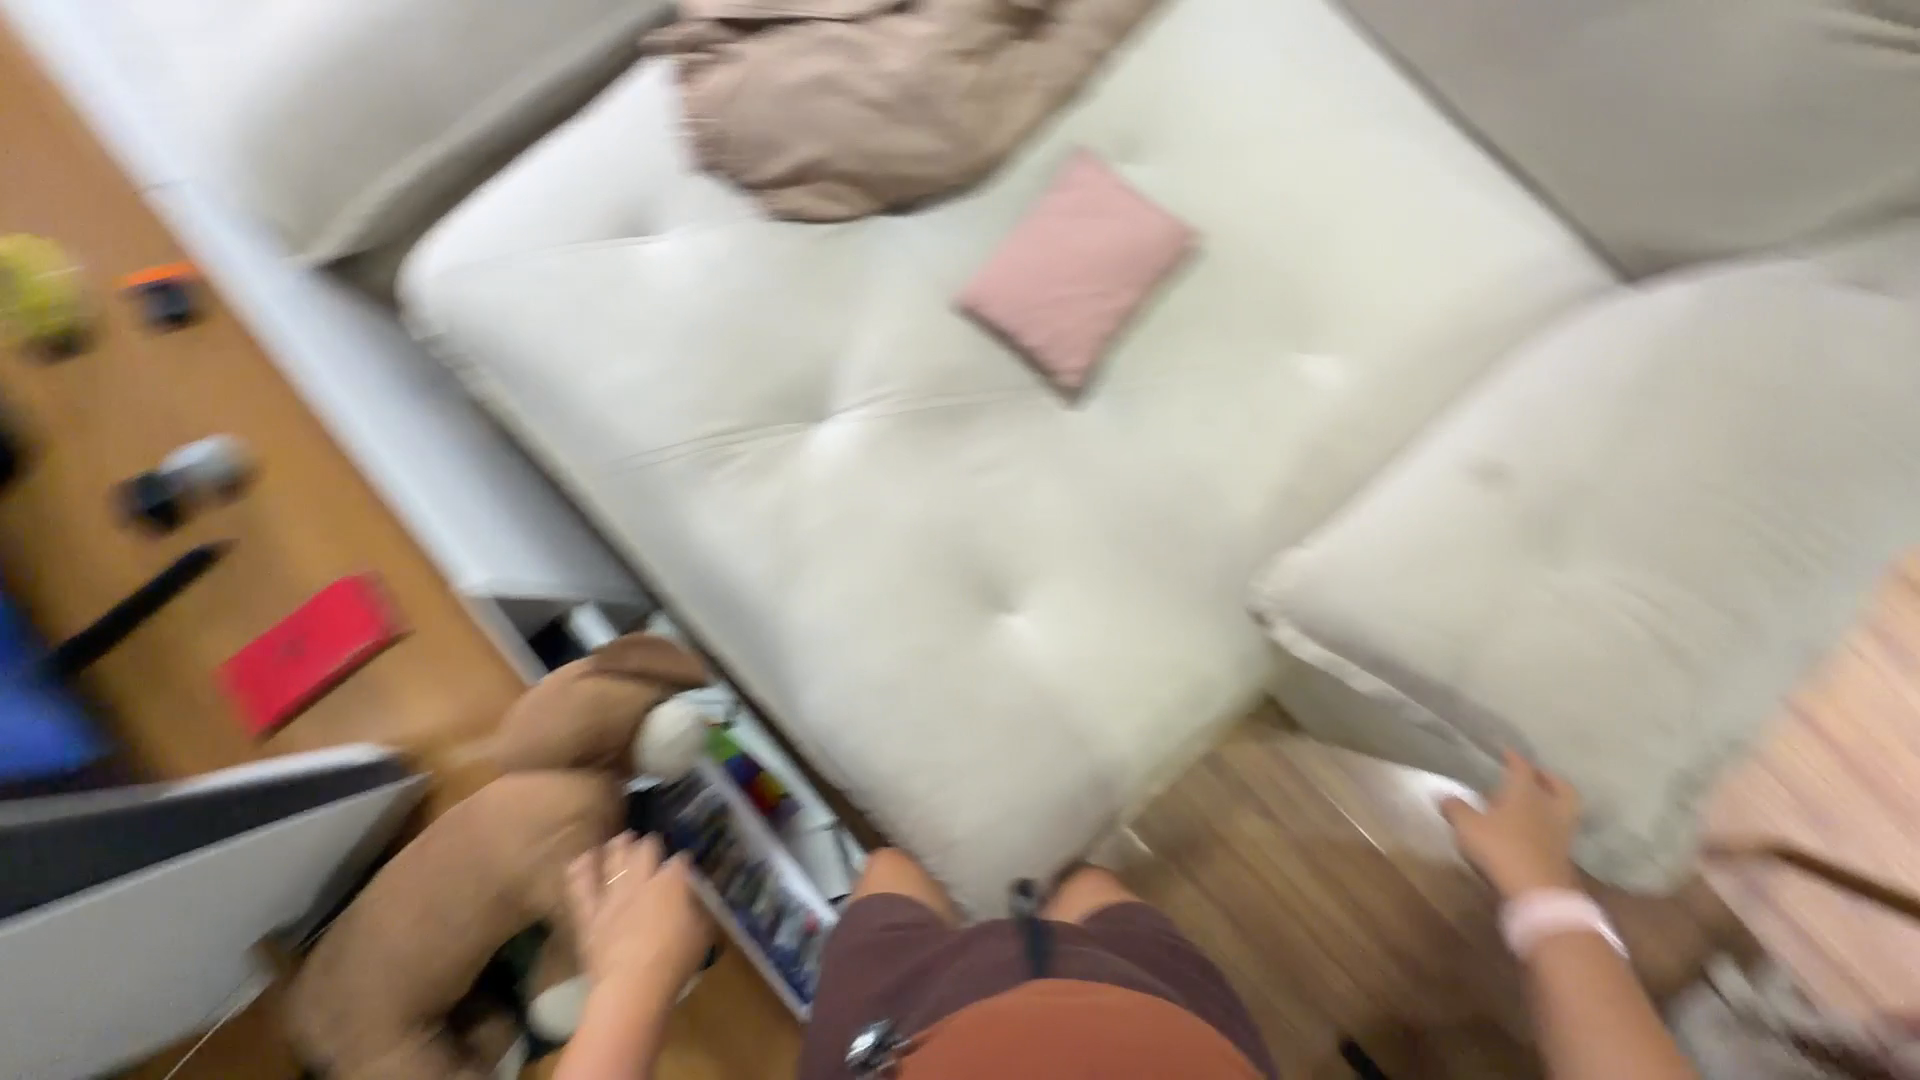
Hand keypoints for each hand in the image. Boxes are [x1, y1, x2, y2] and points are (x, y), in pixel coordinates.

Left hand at [566, 832, 712, 991]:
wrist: (632, 986)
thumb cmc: (675, 961)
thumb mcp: (703, 932)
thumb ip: (701, 908)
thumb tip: (699, 897)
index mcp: (673, 881)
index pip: (681, 860)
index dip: (683, 860)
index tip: (686, 863)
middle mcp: (643, 880)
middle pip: (646, 849)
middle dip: (649, 843)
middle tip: (651, 843)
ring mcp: (613, 895)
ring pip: (615, 859)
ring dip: (619, 847)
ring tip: (621, 840)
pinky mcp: (590, 914)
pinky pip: (582, 887)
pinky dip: (582, 870)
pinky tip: (582, 858)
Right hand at [1441, 751, 1581, 899]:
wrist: (1538, 890)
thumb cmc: (1500, 847)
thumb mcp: (1467, 825)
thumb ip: (1456, 807)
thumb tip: (1444, 795)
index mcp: (1525, 792)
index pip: (1522, 768)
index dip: (1514, 758)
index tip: (1507, 751)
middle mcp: (1548, 806)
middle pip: (1559, 786)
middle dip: (1548, 778)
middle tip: (1535, 775)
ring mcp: (1561, 831)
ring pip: (1563, 807)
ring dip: (1552, 801)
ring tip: (1534, 801)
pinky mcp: (1564, 853)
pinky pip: (1560, 828)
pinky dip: (1549, 823)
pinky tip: (1533, 827)